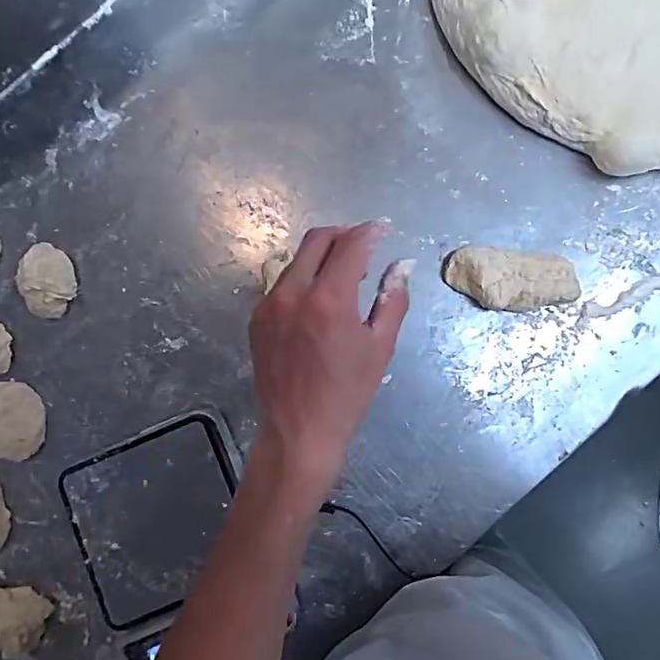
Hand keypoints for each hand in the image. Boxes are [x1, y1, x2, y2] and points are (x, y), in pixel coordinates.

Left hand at [248, 222, 411, 500]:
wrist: (299, 431)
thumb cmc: (348, 393)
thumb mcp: (380, 346)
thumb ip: (393, 299)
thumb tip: (402, 265)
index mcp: (328, 300)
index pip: (351, 246)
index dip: (370, 232)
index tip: (383, 228)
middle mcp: (292, 293)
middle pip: (316, 240)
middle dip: (343, 234)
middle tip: (364, 243)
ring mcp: (269, 305)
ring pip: (297, 260)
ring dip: (323, 256)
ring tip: (346, 275)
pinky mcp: (257, 319)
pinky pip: (283, 283)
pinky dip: (305, 278)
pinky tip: (320, 299)